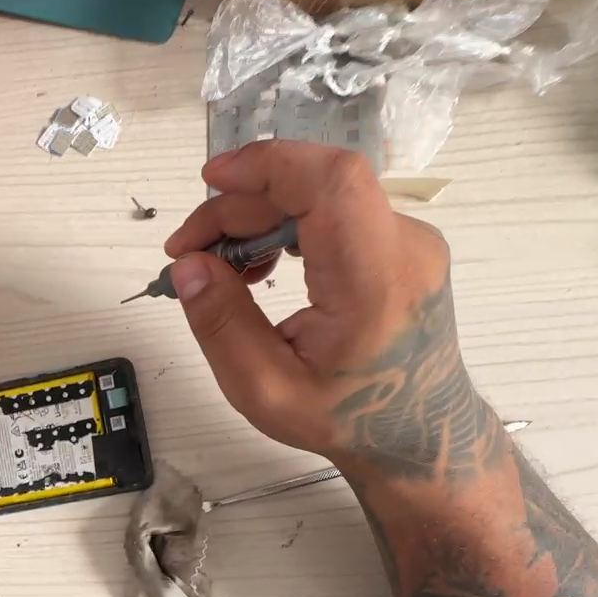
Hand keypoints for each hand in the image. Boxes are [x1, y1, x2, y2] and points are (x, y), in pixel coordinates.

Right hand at [165, 140, 502, 481]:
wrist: (413, 430)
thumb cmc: (340, 416)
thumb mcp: (261, 387)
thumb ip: (221, 324)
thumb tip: (187, 265)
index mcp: (373, 279)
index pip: (332, 183)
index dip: (269, 166)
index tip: (210, 180)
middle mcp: (401, 244)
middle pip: (314, 187)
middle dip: (238, 206)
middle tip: (184, 252)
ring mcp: (405, 240)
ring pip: (319, 198)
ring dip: (255, 218)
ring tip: (214, 264)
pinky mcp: (395, 246)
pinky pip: (331, 216)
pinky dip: (280, 229)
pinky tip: (253, 266)